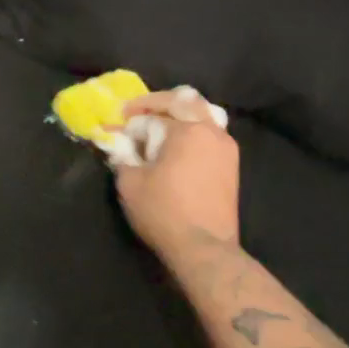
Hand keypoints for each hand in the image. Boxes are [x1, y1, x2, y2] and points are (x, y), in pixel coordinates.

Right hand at [113, 88, 240, 262]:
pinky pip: (211, 134)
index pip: (153, 113)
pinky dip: (192, 133)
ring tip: (159, 131)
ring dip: (179, 117)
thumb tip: (119, 143)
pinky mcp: (232, 165)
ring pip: (203, 115)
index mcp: (187, 130)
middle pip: (186, 101)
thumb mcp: (129, 182)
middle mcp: (212, 131)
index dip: (131, 120)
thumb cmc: (162, 210)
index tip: (116, 127)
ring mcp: (227, 148)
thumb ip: (122, 155)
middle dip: (158, 105)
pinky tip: (176, 150)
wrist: (203, 246)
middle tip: (137, 116)